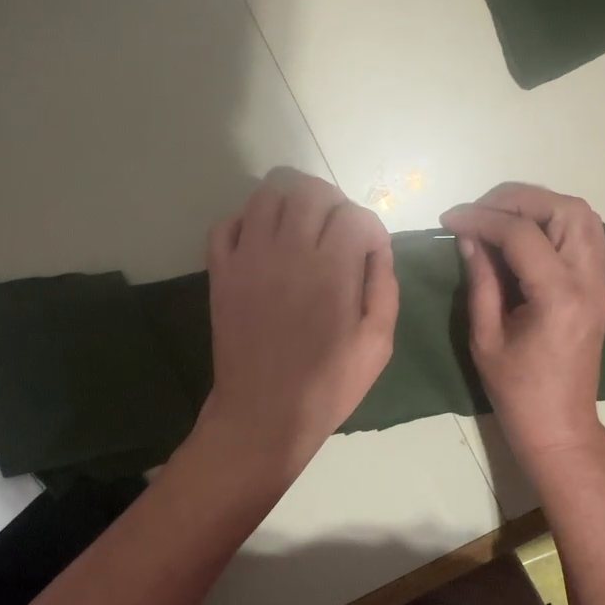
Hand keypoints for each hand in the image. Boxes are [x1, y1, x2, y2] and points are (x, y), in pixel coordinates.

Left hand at [197, 170, 397, 470]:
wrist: (264, 413)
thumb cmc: (327, 385)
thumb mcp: (377, 344)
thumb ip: (384, 288)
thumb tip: (377, 249)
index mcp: (331, 270)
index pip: (353, 214)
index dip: (369, 229)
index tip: (370, 253)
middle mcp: (288, 251)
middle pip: (309, 191)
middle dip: (332, 204)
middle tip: (337, 233)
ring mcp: (248, 258)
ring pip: (266, 195)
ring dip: (290, 203)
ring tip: (301, 231)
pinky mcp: (221, 272)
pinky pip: (226, 224)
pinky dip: (246, 223)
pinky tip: (262, 245)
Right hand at [441, 183, 604, 464]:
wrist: (560, 427)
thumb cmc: (516, 392)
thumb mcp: (485, 338)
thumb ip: (481, 281)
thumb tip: (469, 238)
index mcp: (559, 297)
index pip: (522, 234)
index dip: (481, 218)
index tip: (449, 220)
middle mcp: (589, 281)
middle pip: (565, 209)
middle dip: (517, 199)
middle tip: (479, 211)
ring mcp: (600, 283)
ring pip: (582, 216)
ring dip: (540, 206)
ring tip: (499, 218)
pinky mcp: (598, 288)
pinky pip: (585, 236)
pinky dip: (554, 223)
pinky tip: (522, 236)